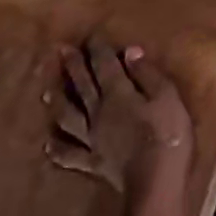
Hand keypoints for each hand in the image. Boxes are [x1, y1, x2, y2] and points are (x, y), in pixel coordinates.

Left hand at [47, 41, 191, 196]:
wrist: (155, 179)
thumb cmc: (167, 132)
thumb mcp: (167, 96)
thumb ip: (147, 74)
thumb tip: (130, 52)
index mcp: (118, 93)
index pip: (105, 66)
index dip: (98, 50)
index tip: (90, 37)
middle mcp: (98, 112)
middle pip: (83, 85)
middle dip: (72, 66)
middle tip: (60, 50)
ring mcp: (92, 138)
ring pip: (68, 116)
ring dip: (58, 101)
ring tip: (47, 90)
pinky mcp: (92, 161)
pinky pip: (70, 153)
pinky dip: (58, 147)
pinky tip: (48, 143)